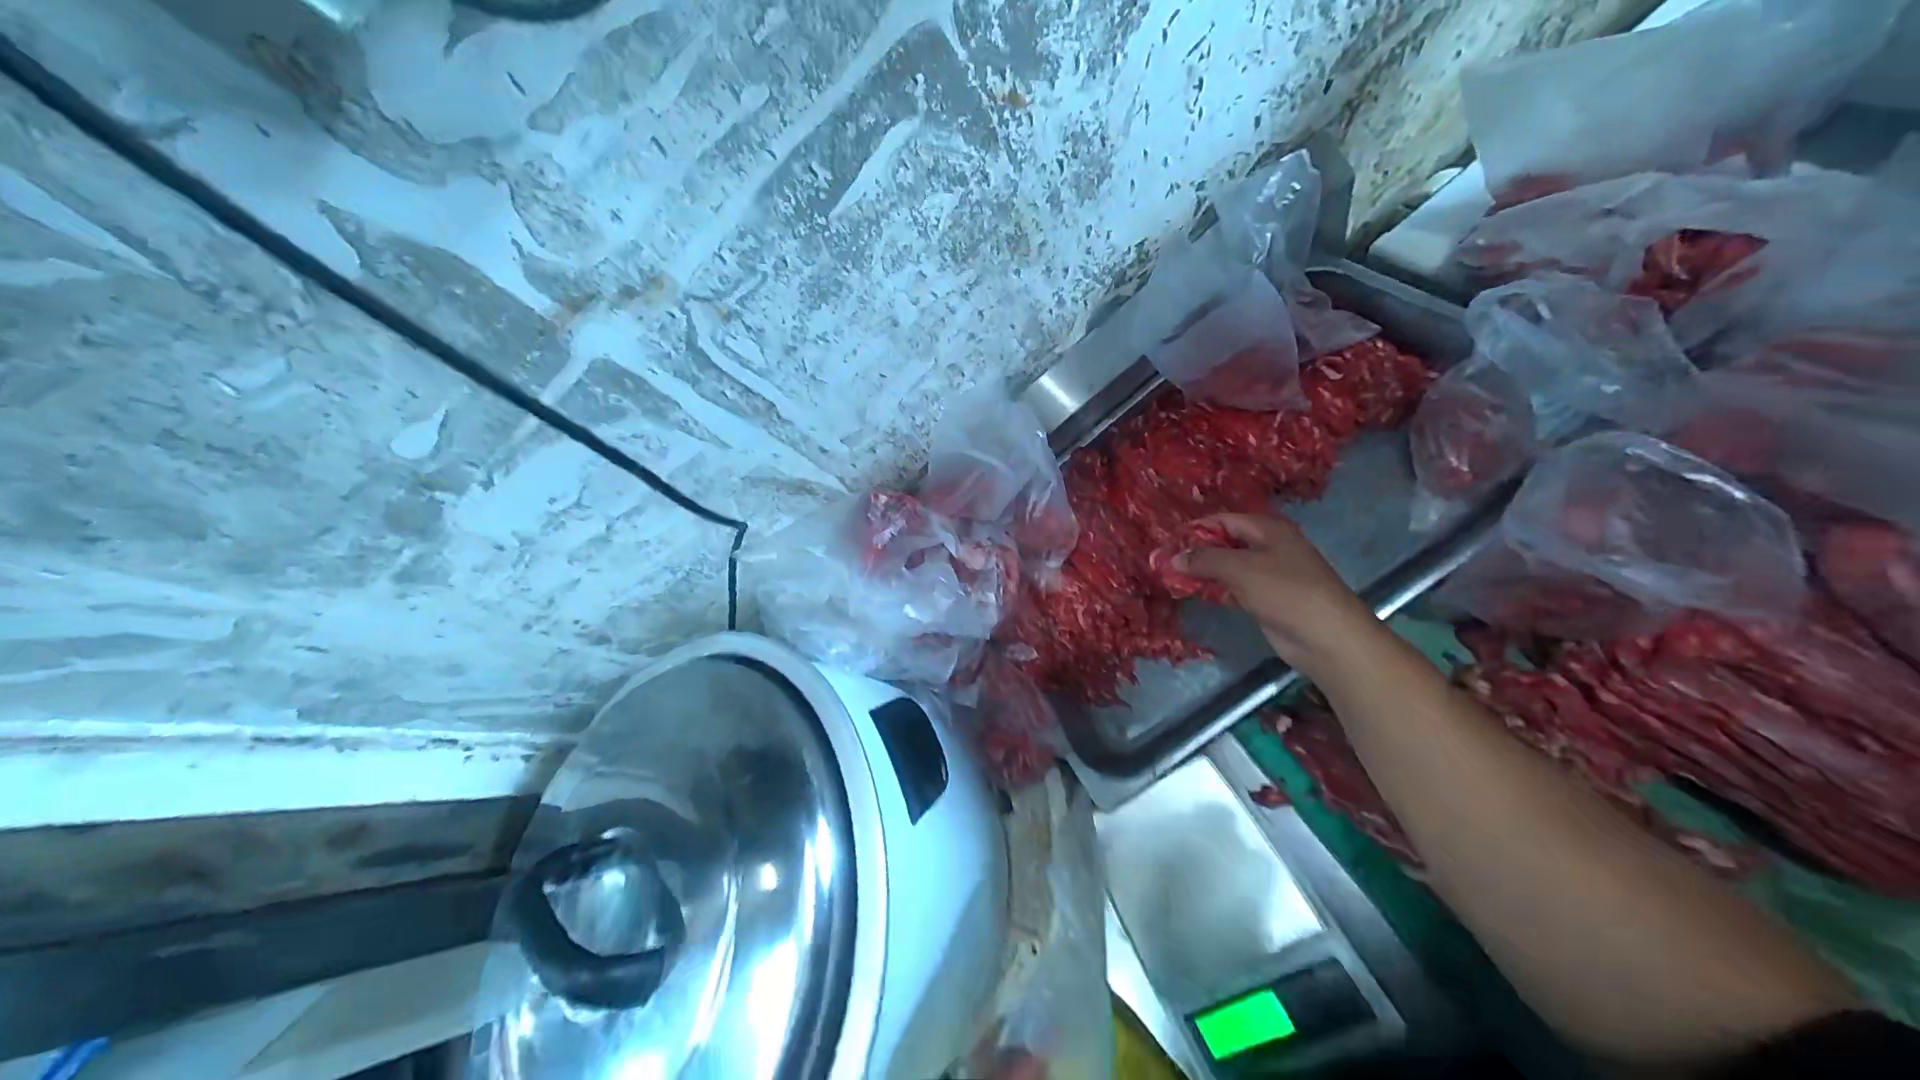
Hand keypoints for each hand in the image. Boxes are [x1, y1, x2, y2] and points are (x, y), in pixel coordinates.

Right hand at [1178, 513, 1382, 678]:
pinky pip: (1235, 587)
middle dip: (1197, 550)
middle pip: (1226, 542)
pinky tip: (1196, 593)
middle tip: (1167, 561)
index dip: (1196, 529)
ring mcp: (1269, 574)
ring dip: (1204, 571)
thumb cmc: (1286, 592)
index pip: (1224, 520)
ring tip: (1173, 577)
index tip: (1169, 541)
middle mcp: (1270, 547)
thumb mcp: (1241, 568)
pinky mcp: (1267, 599)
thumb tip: (1174, 557)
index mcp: (1269, 530)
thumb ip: (1205, 559)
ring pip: (1229, 566)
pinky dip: (1216, 588)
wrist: (1327, 636)